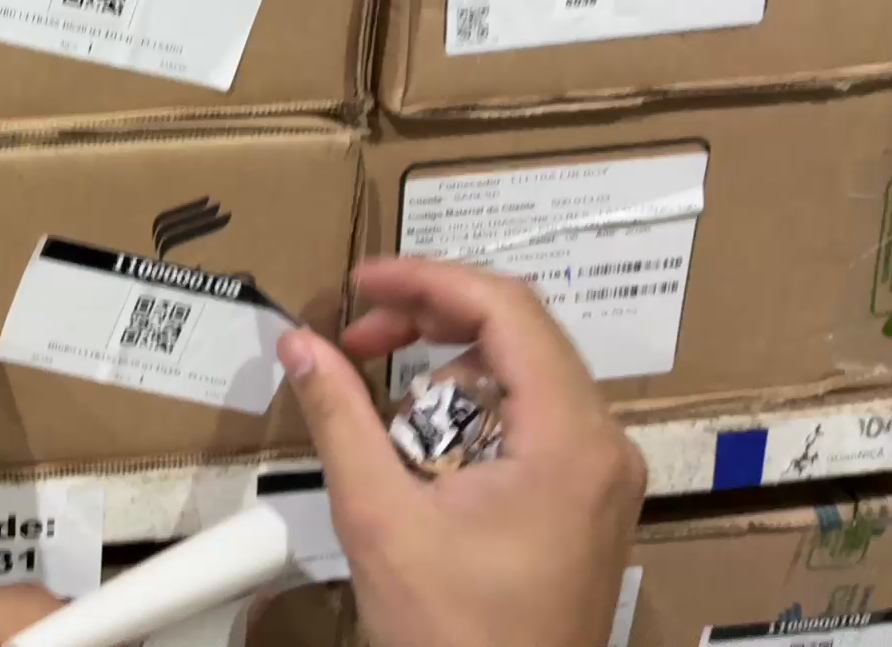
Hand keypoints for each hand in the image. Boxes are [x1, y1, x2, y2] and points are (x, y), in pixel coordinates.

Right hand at [277, 258, 646, 646]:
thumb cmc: (449, 624)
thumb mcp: (376, 509)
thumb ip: (336, 412)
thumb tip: (296, 340)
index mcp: (566, 439)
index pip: (505, 309)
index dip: (425, 279)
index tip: (357, 283)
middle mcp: (596, 440)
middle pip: (511, 326)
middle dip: (422, 316)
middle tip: (353, 335)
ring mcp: (589, 465)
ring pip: (510, 363)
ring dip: (433, 361)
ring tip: (377, 401)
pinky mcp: (571, 487)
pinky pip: (513, 406)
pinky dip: (453, 400)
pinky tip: (412, 439)